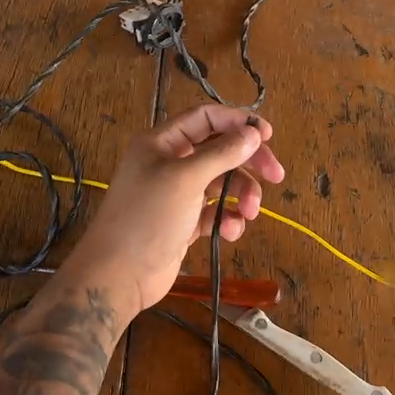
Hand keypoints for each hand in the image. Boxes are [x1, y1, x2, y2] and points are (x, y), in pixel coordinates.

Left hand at [61, 104, 285, 313]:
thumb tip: (252, 133)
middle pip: (219, 150)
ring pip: (220, 183)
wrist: (119, 275)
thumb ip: (221, 154)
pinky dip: (226, 219)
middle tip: (276, 175)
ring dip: (241, 194)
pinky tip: (230, 231)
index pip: (205, 119)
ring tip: (250, 213)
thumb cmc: (148, 217)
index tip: (267, 136)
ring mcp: (176, 194)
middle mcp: (169, 163)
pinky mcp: (183, 222)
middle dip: (248, 162)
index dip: (237, 123)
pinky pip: (213, 211)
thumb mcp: (186, 179)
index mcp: (162, 142)